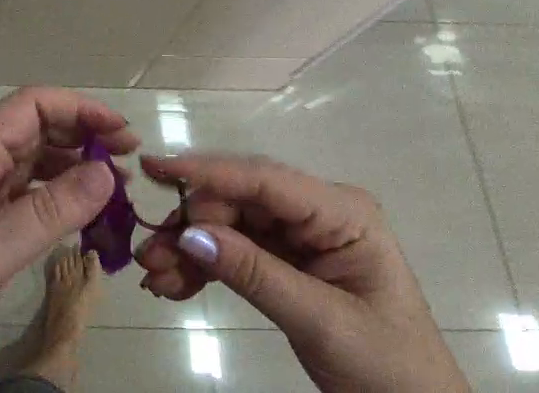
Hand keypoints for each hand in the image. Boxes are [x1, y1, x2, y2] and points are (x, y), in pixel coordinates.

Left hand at [0, 87, 138, 392]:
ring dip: (76, 170)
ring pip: (35, 167)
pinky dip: (61, 203)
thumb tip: (107, 170)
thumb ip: (48, 211)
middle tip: (133, 162)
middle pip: (36, 131)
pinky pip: (29, 201)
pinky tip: (87, 220)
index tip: (124, 132)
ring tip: (120, 191)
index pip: (29, 107)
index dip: (78, 108)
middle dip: (84, 136)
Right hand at [135, 153, 468, 392]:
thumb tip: (190, 234)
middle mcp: (317, 213)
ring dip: (190, 248)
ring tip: (155, 277)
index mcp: (341, 212)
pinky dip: (203, 267)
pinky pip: (235, 253)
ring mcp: (300, 237)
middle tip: (149, 254)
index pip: (264, 179)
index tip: (155, 169)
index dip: (207, 171)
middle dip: (191, 224)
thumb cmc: (389, 368)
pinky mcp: (286, 263)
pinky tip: (174, 286)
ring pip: (229, 225)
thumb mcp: (322, 322)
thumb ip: (256, 274)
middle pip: (239, 201)